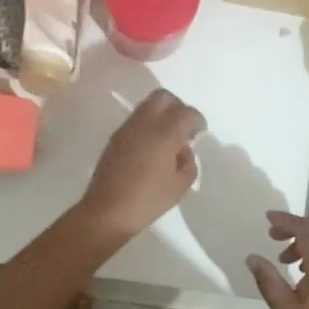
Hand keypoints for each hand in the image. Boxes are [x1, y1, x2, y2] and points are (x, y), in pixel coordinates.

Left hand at [79, 90, 206, 237]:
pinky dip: (148, 125)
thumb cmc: (148, 201)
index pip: (186, 113)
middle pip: (163, 97)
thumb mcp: (180, 186)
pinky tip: (152, 146)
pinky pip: (136, 120)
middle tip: (185, 127)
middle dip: (178, 107)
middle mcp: (144, 124)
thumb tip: (183, 149)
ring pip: (147, 106)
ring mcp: (126, 129)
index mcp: (164, 134)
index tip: (201, 132)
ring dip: (162, 114)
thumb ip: (188, 162)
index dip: (197, 120)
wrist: (107, 211)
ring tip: (169, 138)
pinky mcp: (115, 138)